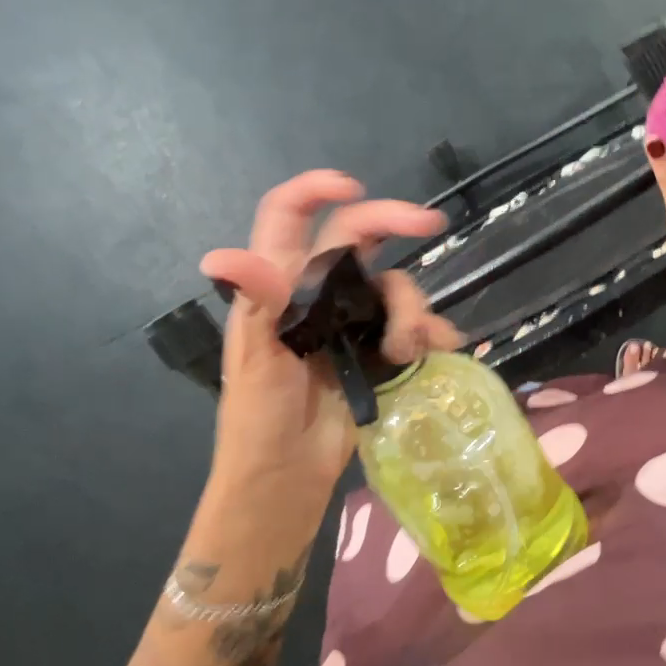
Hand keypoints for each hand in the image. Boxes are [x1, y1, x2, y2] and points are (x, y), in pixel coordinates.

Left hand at [197, 171, 461, 496]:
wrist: (288, 478)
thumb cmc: (256, 421)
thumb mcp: (255, 361)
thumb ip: (258, 304)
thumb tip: (224, 255)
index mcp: (278, 284)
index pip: (288, 216)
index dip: (314, 190)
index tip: (352, 187)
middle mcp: (318, 292)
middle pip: (358, 235)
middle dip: (395, 221)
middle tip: (430, 225)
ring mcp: (351, 320)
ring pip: (394, 286)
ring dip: (410, 310)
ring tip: (406, 350)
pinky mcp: (378, 350)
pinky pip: (414, 326)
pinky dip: (431, 333)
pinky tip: (440, 349)